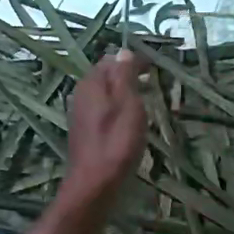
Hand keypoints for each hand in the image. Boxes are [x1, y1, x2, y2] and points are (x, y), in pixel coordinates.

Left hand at [63, 49, 146, 204]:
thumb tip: (124, 51)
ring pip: (104, 93)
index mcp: (91, 83)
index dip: (132, 60)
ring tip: (144, 98)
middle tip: (150, 81)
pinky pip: (102, 109)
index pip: (111, 60)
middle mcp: (81, 93)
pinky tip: (128, 120)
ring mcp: (80, 113)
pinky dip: (116, 108)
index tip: (153, 67)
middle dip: (127, 74)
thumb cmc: (116, 140)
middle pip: (106, 76)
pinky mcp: (84, 130)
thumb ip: (125, 75)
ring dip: (122, 92)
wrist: (94, 182)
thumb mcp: (127, 102)